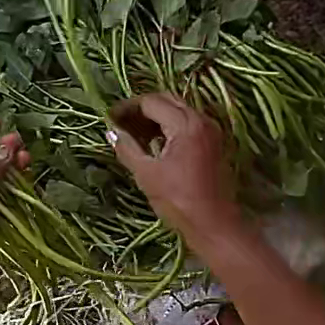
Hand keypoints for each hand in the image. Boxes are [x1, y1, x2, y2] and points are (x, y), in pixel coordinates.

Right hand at [108, 93, 239, 240]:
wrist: (214, 224)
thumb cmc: (179, 201)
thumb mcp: (146, 174)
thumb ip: (127, 147)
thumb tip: (111, 131)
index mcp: (185, 124)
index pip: (151, 102)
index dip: (127, 108)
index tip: (110, 119)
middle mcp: (202, 119)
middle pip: (167, 101)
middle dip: (142, 109)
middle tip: (121, 124)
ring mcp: (211, 130)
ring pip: (179, 111)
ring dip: (156, 118)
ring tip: (135, 135)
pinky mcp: (215, 143)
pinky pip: (189, 124)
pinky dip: (170, 127)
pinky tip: (156, 144)